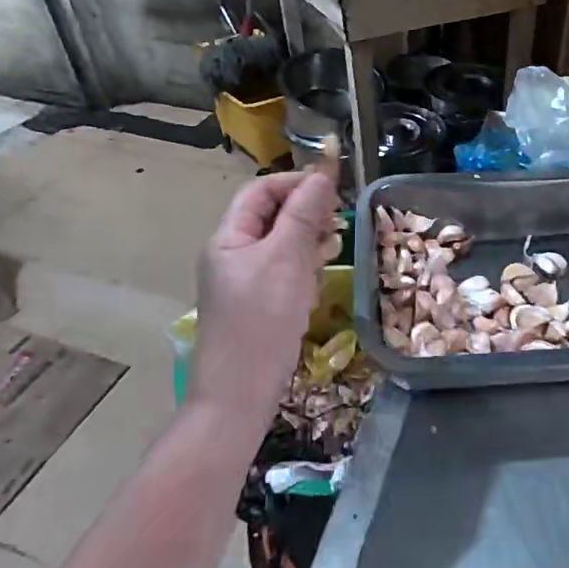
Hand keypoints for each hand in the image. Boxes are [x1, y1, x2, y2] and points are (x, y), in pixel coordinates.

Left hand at [192, 169, 338, 411]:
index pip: (260, 191)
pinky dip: (306, 266)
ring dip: (310, 239)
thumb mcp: (285, 260)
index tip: (334, 189)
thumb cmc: (261, 320)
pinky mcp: (262, 304)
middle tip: (339, 221)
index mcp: (229, 238)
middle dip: (307, 212)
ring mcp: (247, 282)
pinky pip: (286, 271)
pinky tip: (320, 278)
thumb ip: (303, 215)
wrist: (240, 393)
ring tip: (334, 248)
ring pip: (283, 244)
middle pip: (272, 216)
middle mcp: (234, 255)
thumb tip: (321, 174)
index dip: (296, 182)